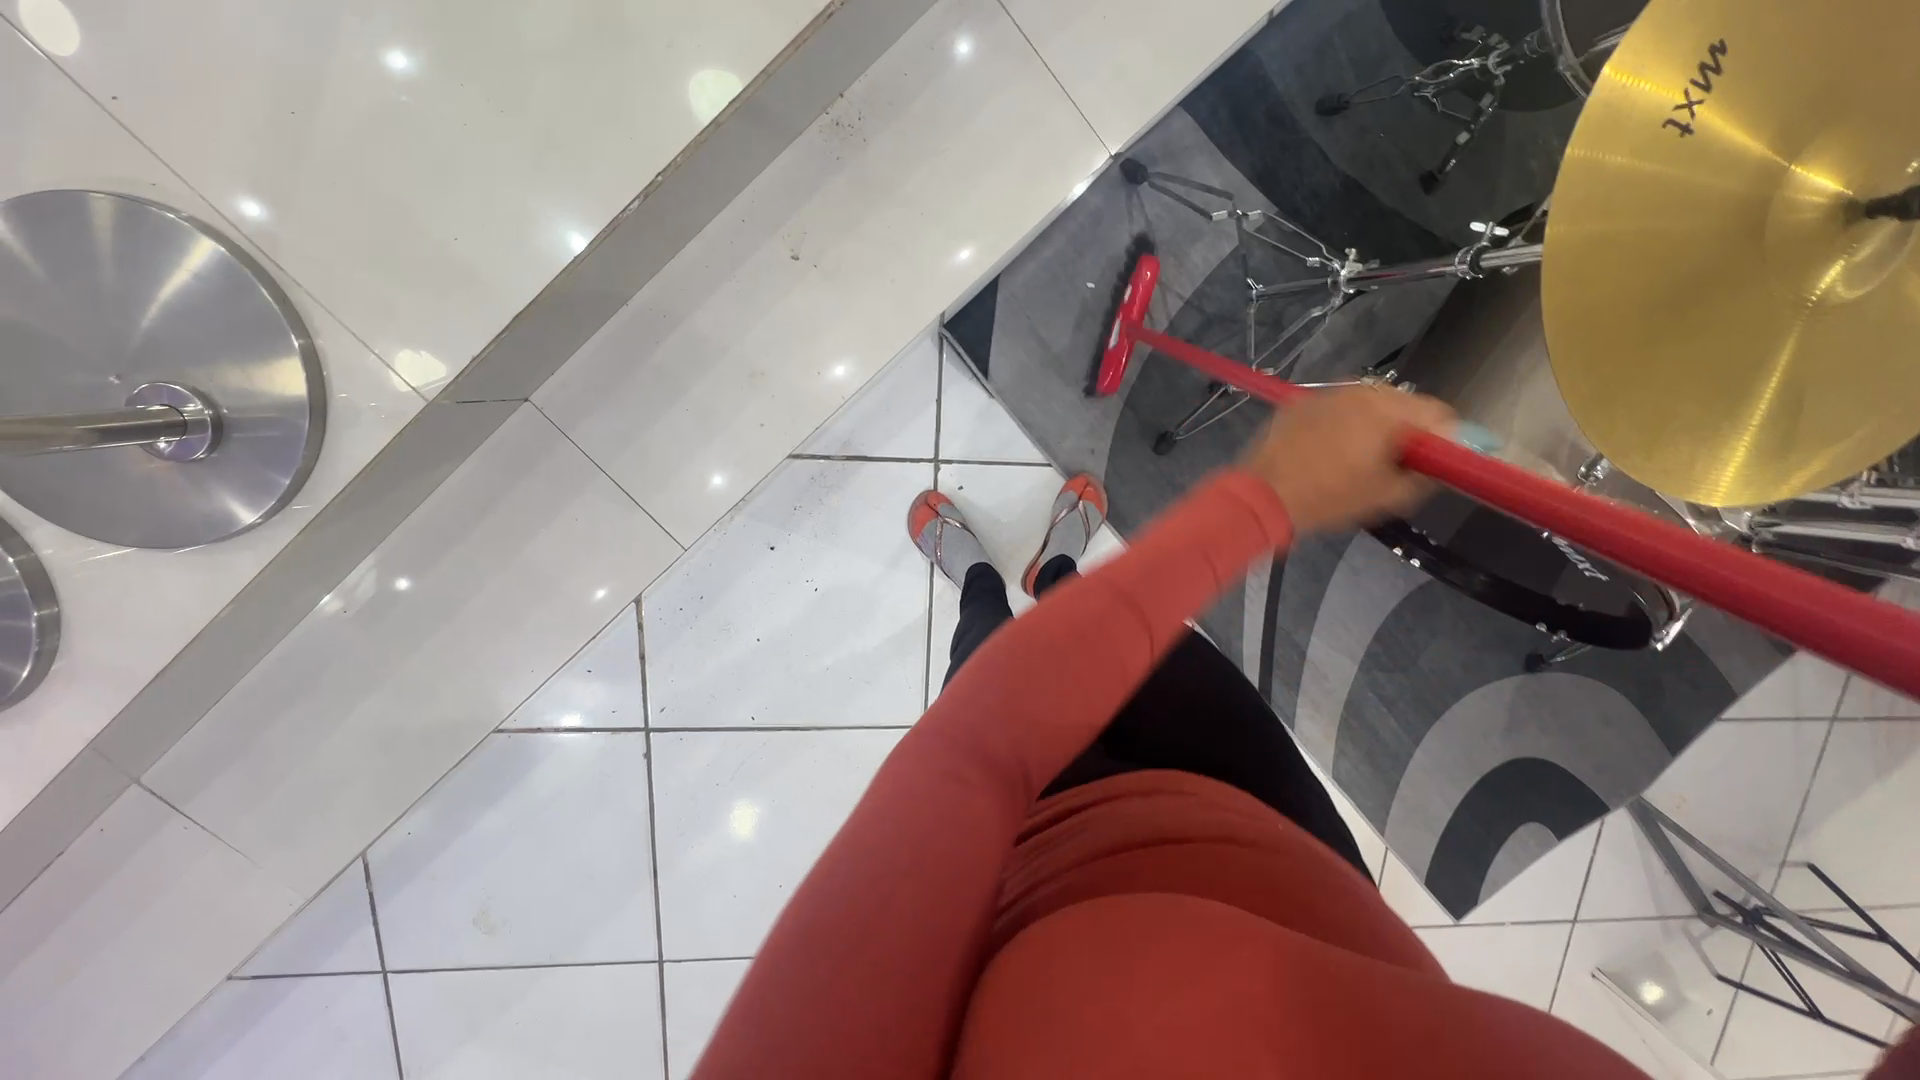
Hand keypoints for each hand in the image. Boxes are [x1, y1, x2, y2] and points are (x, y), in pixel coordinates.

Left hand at [1239, 384, 1456, 533]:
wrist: (1262, 495)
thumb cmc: (1327, 497)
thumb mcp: (1386, 496)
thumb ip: (1424, 476)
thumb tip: (1437, 466)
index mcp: (1387, 410)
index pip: (1439, 414)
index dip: (1444, 439)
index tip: (1436, 462)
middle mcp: (1360, 390)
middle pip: (1404, 404)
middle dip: (1408, 430)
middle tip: (1397, 463)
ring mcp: (1326, 392)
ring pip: (1370, 403)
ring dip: (1375, 424)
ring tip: (1361, 458)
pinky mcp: (1301, 402)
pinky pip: (1337, 407)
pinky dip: (1344, 423)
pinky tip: (1331, 450)